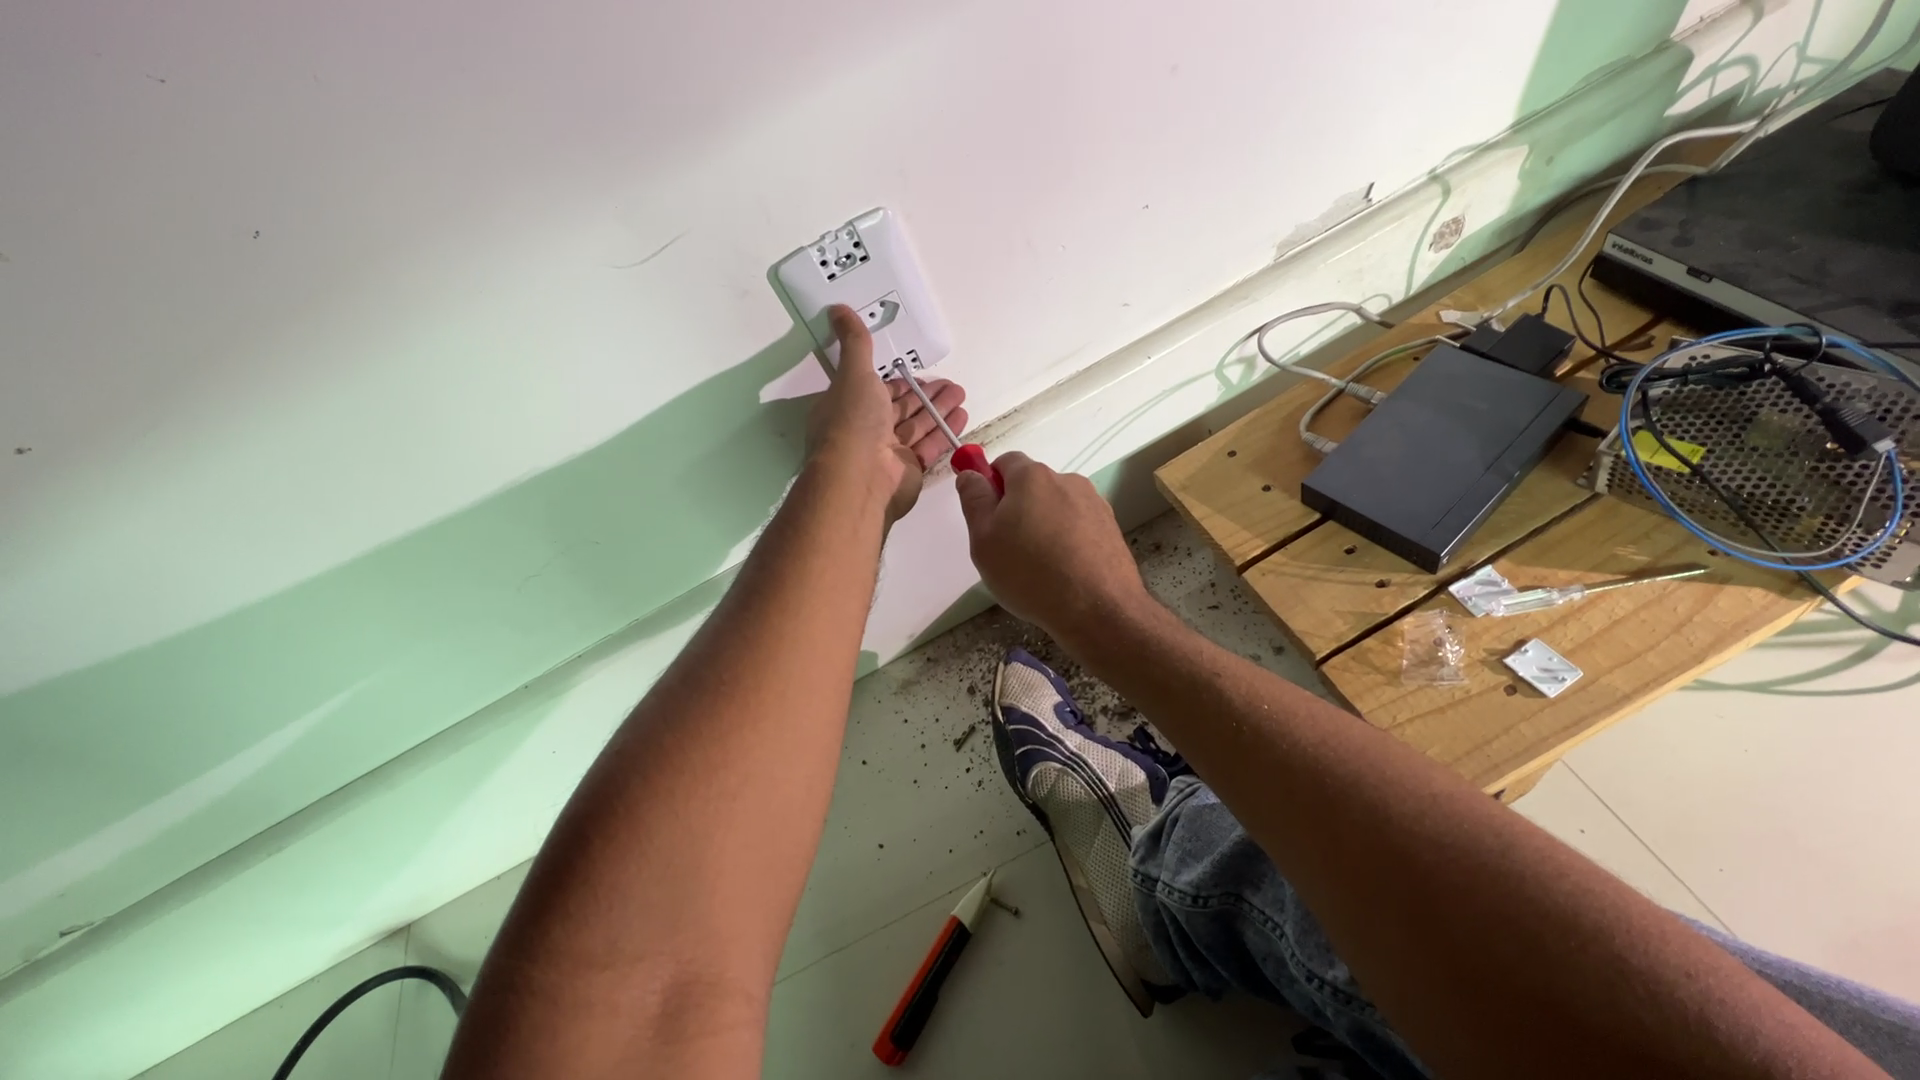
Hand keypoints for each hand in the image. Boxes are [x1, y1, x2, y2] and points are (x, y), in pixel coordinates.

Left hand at [806, 305, 968, 524]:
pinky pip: (929, 446)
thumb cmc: (852, 422)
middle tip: (951, 383)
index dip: (899, 382)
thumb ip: (855, 342)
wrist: (859, 479)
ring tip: (961, 393)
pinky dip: (945, 431)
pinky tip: (962, 416)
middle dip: (926, 395)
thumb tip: (837, 308)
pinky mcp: (908, 471)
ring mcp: (888, 454)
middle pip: (901, 409)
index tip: (921, 372)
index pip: (877, 391)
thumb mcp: (852, 373)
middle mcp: (865, 432)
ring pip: (917, 426)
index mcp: (847, 408)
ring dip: (939, 410)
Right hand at [955, 453, 1150, 641]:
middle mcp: (1067, 481)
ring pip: (1057, 508)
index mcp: (1033, 477)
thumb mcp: (984, 540)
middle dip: (1018, 509)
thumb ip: (975, 500)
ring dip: (1044, 526)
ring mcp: (1094, 504)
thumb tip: (970, 474)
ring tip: (1039, 567)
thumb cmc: (1030, 573)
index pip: (1005, 462)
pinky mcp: (1111, 528)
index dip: (991, 484)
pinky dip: (1068, 541)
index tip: (988, 517)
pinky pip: (1079, 527)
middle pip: (1034, 486)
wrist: (1098, 610)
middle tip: (1008, 549)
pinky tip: (1064, 572)